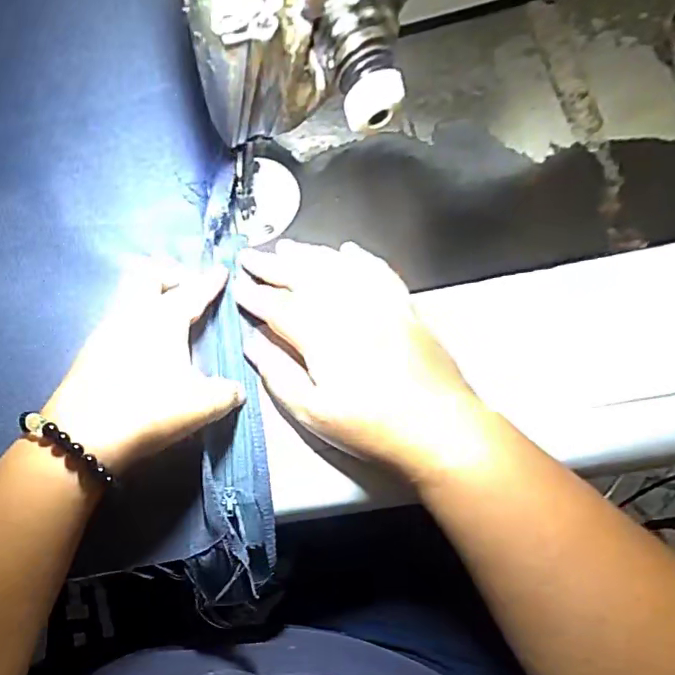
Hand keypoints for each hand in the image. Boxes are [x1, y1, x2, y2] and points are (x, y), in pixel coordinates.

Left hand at [39, 260, 243, 469]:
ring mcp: (106, 329)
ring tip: (164, 317)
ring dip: (147, 298)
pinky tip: (140, 345)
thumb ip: (226, 394)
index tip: (221, 270)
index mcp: (164, 316)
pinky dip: (133, 322)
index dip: (211, 281)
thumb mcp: (201, 406)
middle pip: (149, 275)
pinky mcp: (89, 351)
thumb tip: (237, 390)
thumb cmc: (149, 411)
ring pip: (128, 297)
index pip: (193, 290)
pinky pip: (116, 321)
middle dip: (170, 274)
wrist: (84, 436)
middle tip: (186, 287)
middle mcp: (132, 312)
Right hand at [235, 240, 499, 482]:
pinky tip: (346, 252)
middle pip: (304, 277)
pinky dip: (358, 258)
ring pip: (337, 267)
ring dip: (308, 254)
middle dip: (272, 265)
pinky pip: (377, 271)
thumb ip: (278, 375)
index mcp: (320, 334)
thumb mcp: (312, 412)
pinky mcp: (404, 307)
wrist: (438, 426)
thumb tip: (252, 344)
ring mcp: (379, 303)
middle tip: (249, 256)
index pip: (277, 306)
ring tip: (285, 247)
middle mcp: (348, 308)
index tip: (236, 286)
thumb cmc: (370, 426)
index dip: (254, 295)